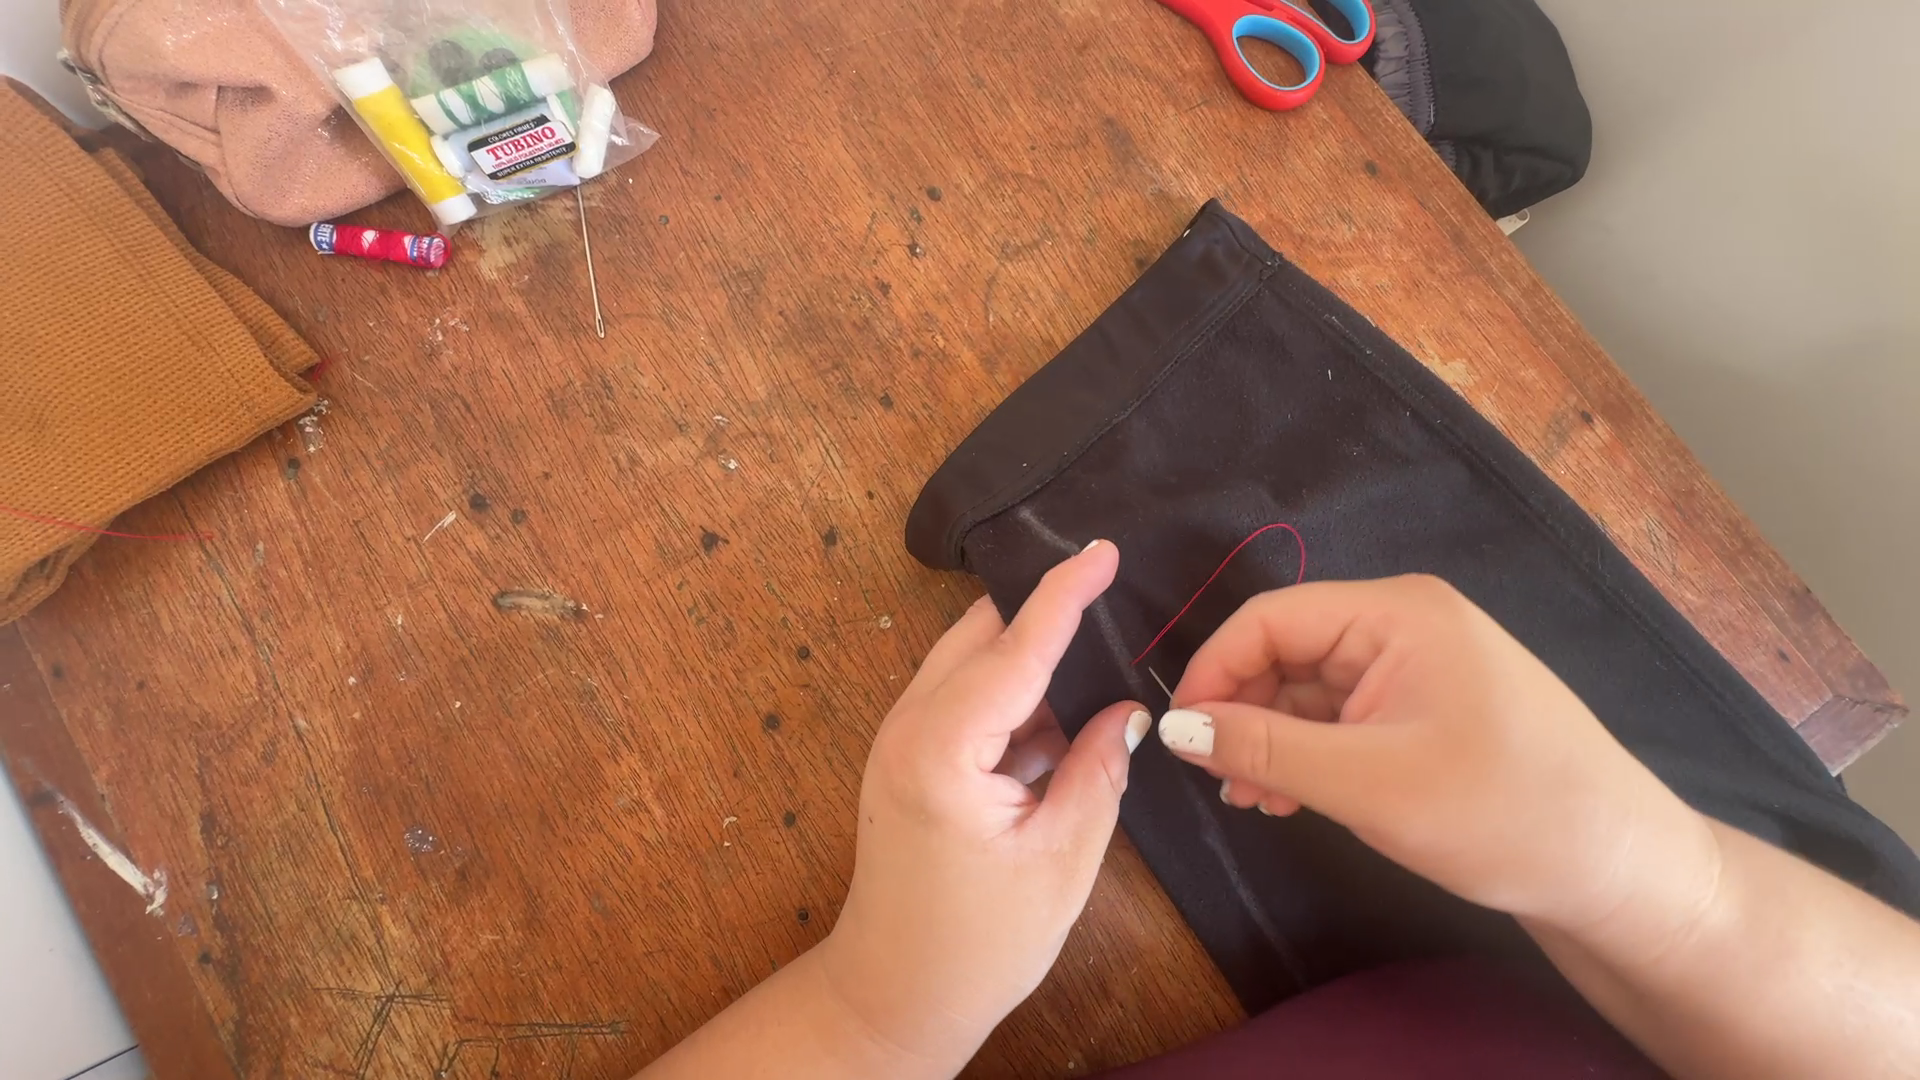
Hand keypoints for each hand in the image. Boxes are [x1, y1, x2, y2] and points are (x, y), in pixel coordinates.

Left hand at [818, 540, 1151, 1071]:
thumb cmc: (979, 943)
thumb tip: (1132, 710)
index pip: (1016, 649)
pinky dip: (1011, 699)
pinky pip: (964, 697)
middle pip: (983, 638)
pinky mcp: (907, 751)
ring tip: (1092, 671)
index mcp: (943, 748)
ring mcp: (900, 735)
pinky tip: (1055, 723)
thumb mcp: (1061, 860)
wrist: (893, 994)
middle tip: (1108, 600)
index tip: (1101, 549)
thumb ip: (1098, 769)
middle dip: (1043, 616)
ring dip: (1029, 662)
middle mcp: (909, 724)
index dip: (1065, 594)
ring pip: (971, 662)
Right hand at [1157, 575, 1716, 932]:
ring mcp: (1408, 664)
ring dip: (1267, 740)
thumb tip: (1171, 728)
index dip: (1214, 670)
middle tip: (1220, 779)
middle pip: (1282, 652)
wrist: (1630, 881)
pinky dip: (1301, 752)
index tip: (1180, 732)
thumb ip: (1258, 748)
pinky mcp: (1414, 704)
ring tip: (1254, 799)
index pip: (1269, 620)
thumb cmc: (1502, 815)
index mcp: (1395, 613)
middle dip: (1242, 713)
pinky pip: (1332, 715)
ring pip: (1301, 688)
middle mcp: (1398, 624)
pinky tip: (1287, 796)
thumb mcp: (1365, 783)